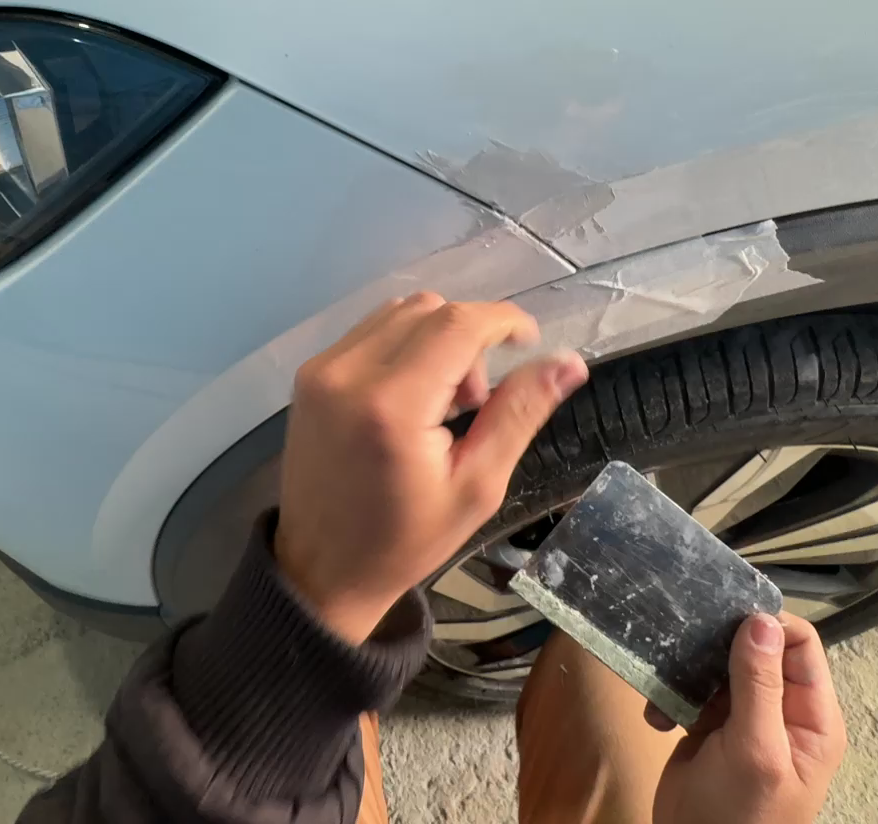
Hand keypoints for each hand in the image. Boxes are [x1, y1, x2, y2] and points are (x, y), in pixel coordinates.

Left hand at [272, 293, 588, 642]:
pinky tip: (409, 394)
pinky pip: (370, 330)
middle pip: (429, 309)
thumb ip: (520, 414)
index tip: (529, 341)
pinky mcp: (309, 373)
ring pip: (399, 311)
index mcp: (392, 406)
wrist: (320, 567)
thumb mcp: (476, 486)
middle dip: (469, 338)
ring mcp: (321, 369)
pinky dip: (403, 344)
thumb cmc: (404, 539)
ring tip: (440, 401)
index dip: (503, 321)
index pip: (456, 324)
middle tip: (474, 401)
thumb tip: (569, 362)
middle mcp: (348, 372)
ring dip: (436, 337)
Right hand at [649, 613, 846, 823]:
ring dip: (689, 668)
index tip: (723, 616)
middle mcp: (781, 710)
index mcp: (811, 717)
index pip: (799, 644)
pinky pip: (692, 687)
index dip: (765, 623)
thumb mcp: (753, 750)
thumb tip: (761, 618)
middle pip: (754, 646)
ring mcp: (743, 717)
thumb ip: (758, 684)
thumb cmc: (739, 815)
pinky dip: (671, 694)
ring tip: (666, 678)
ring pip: (718, 661)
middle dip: (718, 642)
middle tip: (685, 640)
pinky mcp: (709, 724)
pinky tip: (658, 716)